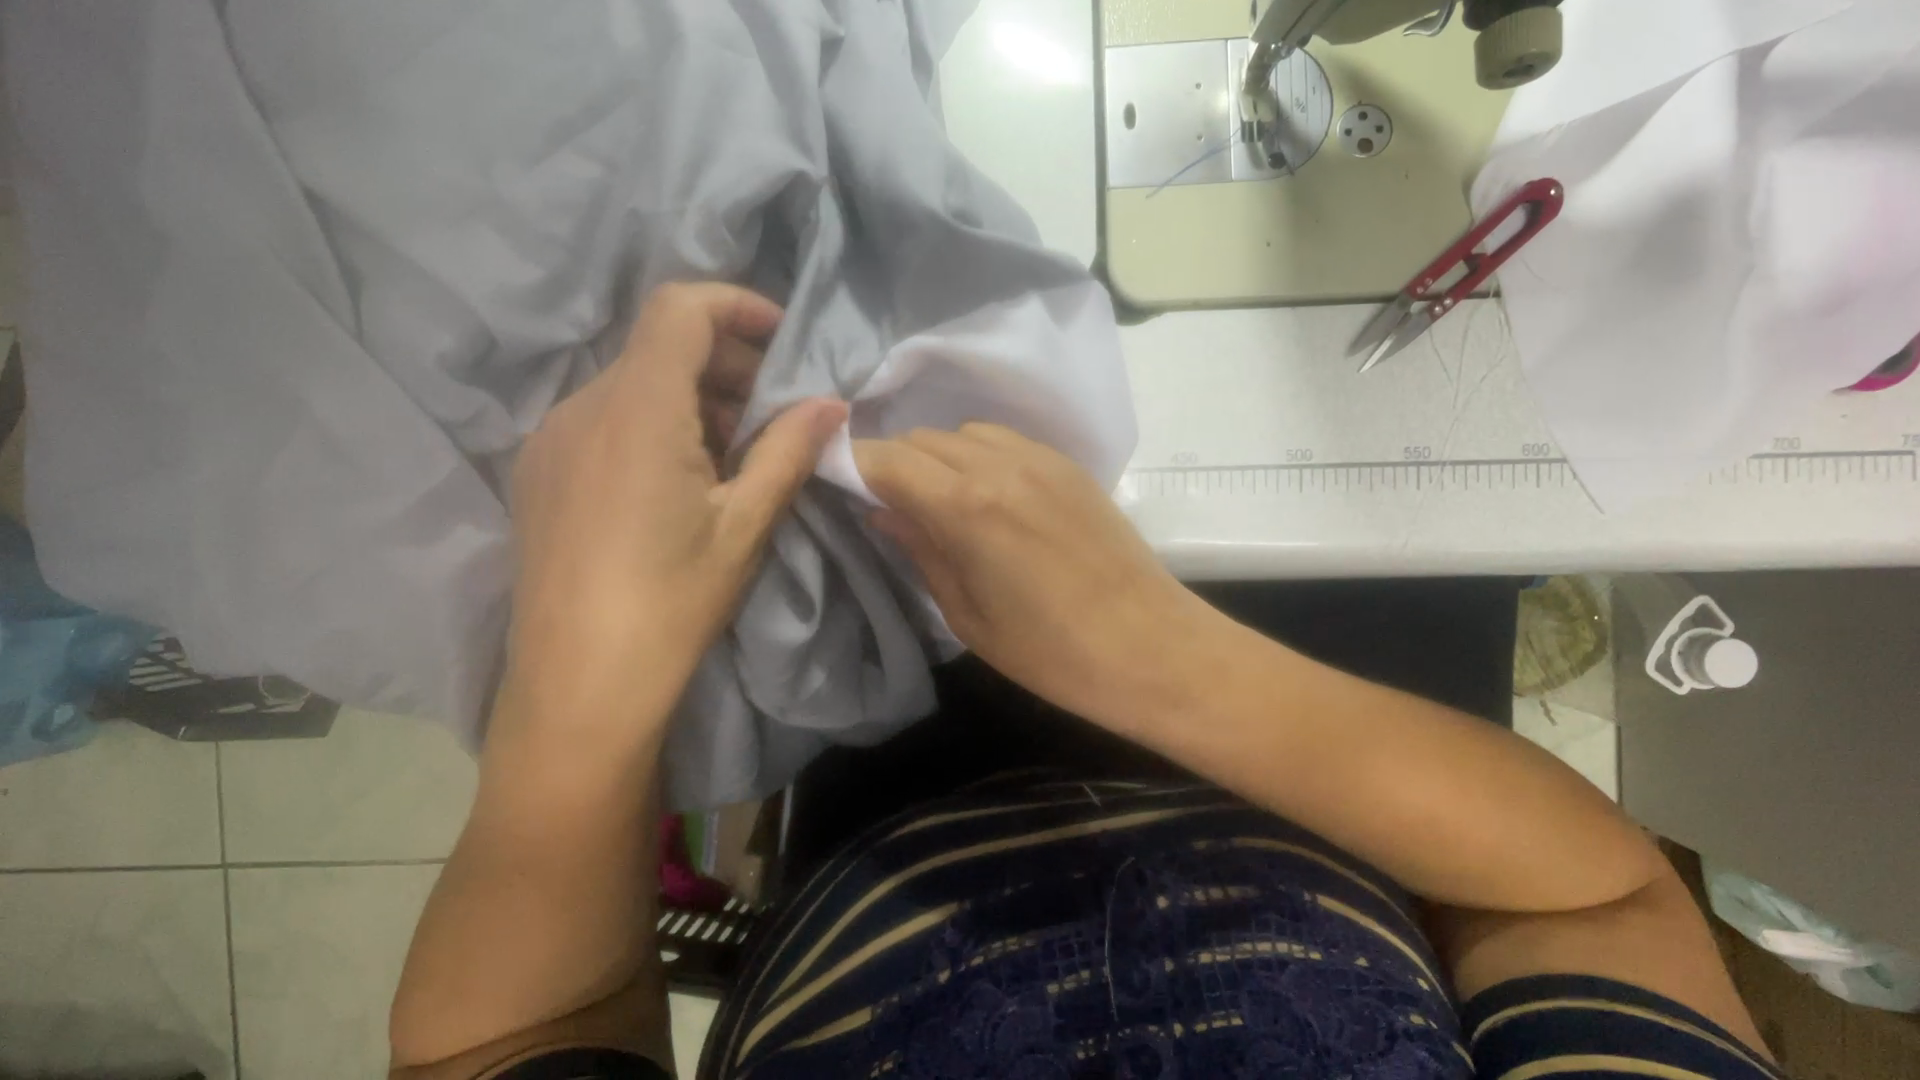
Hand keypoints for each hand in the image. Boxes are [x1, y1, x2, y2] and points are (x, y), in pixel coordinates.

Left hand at [507, 283, 845, 719]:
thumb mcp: (745, 523)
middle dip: (725, 363)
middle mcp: (582, 407)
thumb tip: (831, 405)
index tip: (783, 340)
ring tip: (734, 456)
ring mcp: (551, 440)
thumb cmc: (673, 599)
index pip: (681, 308)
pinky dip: (652, 426)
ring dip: (690, 399)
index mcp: (637, 407)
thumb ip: (789, 450)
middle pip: (658, 346)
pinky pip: (603, 421)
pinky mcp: (538, 474)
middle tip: (775, 413)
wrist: (580, 682)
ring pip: (630, 385)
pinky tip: (680, 483)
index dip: (737, 305)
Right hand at [852, 424, 1215, 728]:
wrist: (1151, 647)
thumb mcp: (967, 615)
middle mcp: (1000, 465)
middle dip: (893, 464)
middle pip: (921, 439)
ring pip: (963, 433)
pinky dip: (978, 456)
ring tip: (939, 503)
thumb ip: (920, 551)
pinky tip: (985, 497)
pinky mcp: (1069, 466)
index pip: (887, 459)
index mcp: (966, 507)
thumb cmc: (1051, 652)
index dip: (853, 466)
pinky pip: (1004, 441)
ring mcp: (1040, 459)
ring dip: (937, 458)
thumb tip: (881, 511)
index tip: (834, 484)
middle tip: (887, 506)